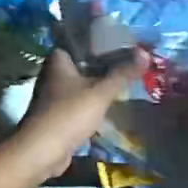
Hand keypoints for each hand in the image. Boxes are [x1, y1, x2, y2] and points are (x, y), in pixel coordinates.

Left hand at [11, 49, 143, 180]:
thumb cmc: (68, 113)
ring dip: (100, 82)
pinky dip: (94, 99)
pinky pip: (80, 99)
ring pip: (82, 81)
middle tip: (132, 59)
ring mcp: (54, 92)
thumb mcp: (100, 92)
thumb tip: (145, 52)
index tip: (123, 38)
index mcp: (58, 58)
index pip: (80, 39)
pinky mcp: (58, 112)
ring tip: (127, 78)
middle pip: (83, 61)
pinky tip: (112, 101)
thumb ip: (122, 73)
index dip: (100, 38)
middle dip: (105, 62)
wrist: (42, 150)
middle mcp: (53, 71)